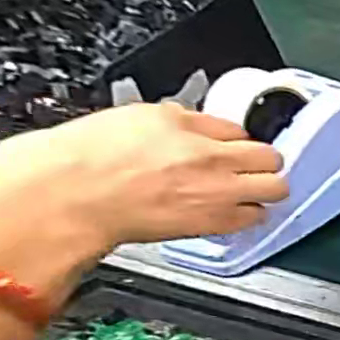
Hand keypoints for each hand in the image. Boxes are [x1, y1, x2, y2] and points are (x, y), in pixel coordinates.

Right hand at [0, 102, 284, 297]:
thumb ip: (177, 122)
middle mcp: (207, 155)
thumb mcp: (128, 119)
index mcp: (180, 123)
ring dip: (265, 188)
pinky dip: (249, 214)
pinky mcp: (217, 220)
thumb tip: (202, 125)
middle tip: (252, 169)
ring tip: (248, 190)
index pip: (238, 127)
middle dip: (264, 162)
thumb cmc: (80, 161)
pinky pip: (257, 216)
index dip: (237, 139)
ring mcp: (218, 189)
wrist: (62, 197)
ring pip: (276, 187)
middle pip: (271, 156)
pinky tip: (230, 210)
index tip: (234, 147)